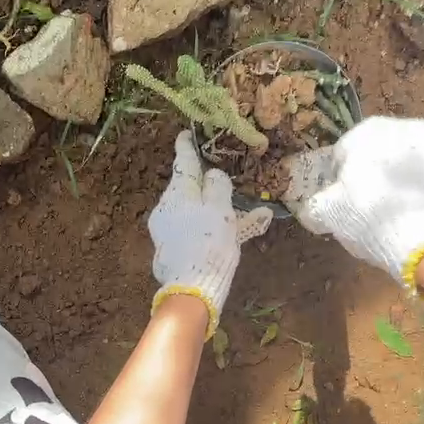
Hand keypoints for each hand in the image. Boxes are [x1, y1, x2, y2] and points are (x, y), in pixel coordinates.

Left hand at [148, 131, 270, 335]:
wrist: (192, 288)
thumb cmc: (208, 241)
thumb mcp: (220, 208)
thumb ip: (217, 186)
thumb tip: (213, 176)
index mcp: (177, 193)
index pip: (183, 162)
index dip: (186, 147)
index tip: (185, 135)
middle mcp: (168, 209)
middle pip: (191, 190)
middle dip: (209, 186)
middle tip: (225, 179)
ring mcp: (170, 231)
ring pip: (199, 214)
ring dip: (222, 212)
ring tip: (255, 215)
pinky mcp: (176, 251)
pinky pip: (200, 232)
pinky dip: (218, 230)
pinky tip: (247, 232)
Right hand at [284, 116, 423, 287]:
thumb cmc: (371, 218)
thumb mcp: (327, 214)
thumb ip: (315, 206)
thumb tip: (313, 209)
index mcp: (371, 131)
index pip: (346, 152)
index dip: (341, 180)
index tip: (342, 203)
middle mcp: (412, 128)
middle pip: (387, 156)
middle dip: (380, 178)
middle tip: (374, 212)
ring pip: (419, 168)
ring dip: (410, 187)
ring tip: (404, 221)